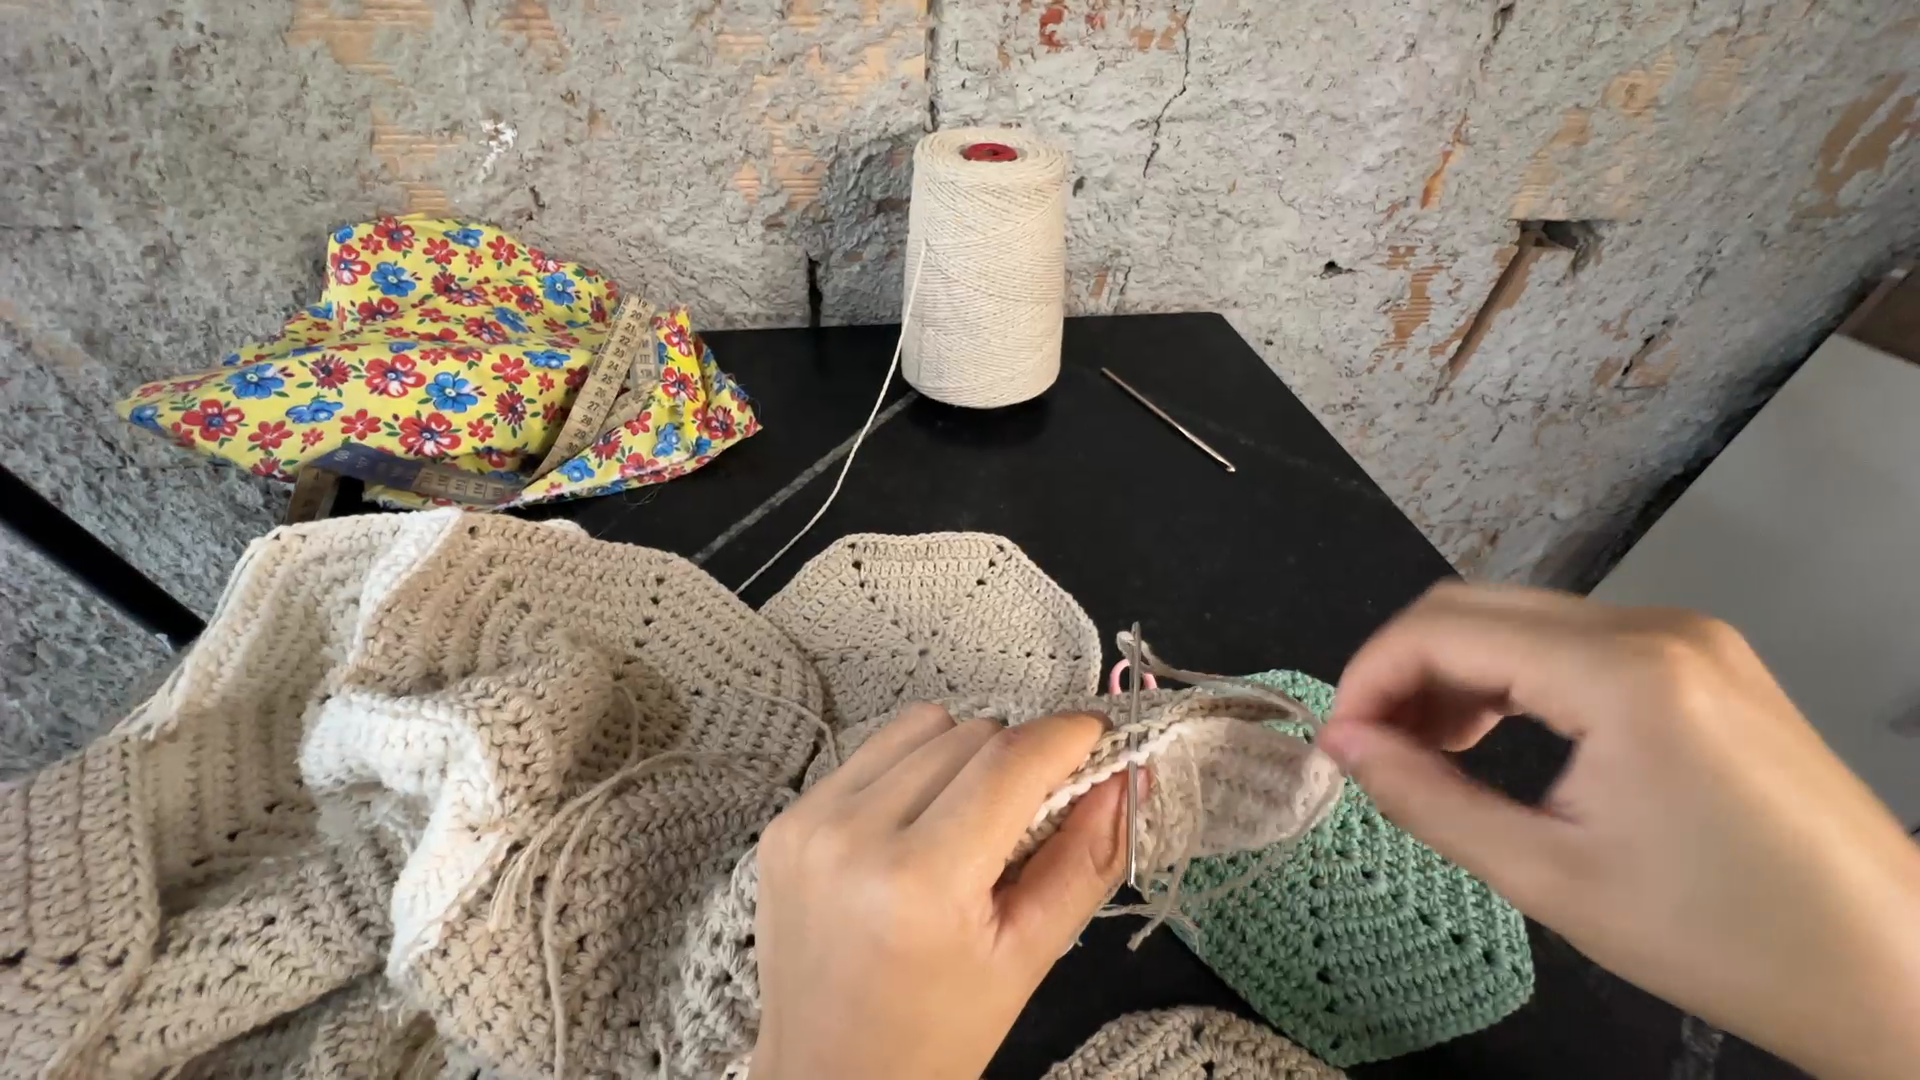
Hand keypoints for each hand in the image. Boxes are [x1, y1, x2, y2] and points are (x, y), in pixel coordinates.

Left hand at [752, 704, 1127, 1079]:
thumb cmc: (939, 1035)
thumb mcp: (1029, 957)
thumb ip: (1088, 859)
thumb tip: (1127, 777)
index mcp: (920, 882)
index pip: (1010, 763)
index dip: (1067, 734)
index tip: (1101, 735)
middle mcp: (854, 834)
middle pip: (972, 736)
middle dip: (1020, 759)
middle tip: (1034, 811)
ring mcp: (811, 819)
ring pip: (925, 728)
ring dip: (967, 755)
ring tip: (970, 820)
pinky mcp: (788, 815)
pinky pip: (876, 748)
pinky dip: (916, 765)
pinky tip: (920, 822)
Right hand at [1318, 583, 1919, 1079]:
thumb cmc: (1730, 942)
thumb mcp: (1550, 878)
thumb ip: (1425, 798)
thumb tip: (1339, 745)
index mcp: (1622, 673)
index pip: (1441, 630)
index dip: (1367, 677)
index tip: (1339, 743)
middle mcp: (1652, 627)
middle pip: (1468, 609)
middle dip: (1398, 670)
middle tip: (1368, 745)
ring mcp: (1681, 637)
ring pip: (1509, 620)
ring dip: (1444, 672)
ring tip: (1419, 746)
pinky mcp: (1693, 660)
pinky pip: (1558, 642)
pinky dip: (1498, 678)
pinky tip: (1484, 732)